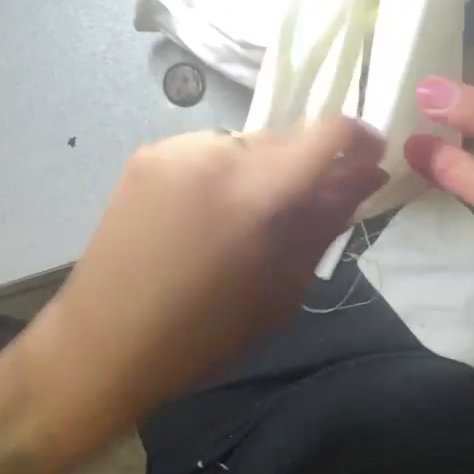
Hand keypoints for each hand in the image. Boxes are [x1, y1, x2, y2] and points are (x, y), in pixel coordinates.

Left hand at [42, 116, 386, 406]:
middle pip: (287, 136)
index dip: (359, 140)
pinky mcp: (146, 156)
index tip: (368, 161)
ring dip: (263, 171)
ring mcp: (176, 150)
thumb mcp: (283, 289)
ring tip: (249, 221)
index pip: (328, 132)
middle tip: (309, 209)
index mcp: (259, 193)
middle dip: (308, 166)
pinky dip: (223, 174)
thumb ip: (325, 222)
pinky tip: (209, 216)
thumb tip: (364, 177)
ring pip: (246, 144)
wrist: (105, 341)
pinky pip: (207, 152)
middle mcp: (218, 153)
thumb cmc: (205, 335)